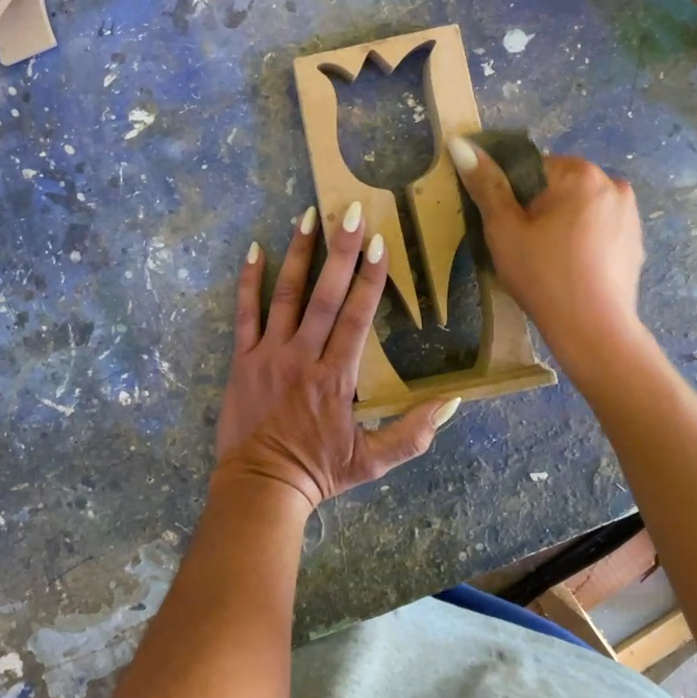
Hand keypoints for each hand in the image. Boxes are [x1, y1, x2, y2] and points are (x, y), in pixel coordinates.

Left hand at [214, 203, 458, 508]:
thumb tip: (454, 401)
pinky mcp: (243, 359)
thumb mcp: (374, 461)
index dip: (369, 279)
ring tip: (309, 216)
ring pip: (286, 296)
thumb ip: (414, 432)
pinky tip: (256, 250)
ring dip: (299, 254)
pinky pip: (244, 314)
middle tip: (350, 210)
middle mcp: (303, 357)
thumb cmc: (318, 472)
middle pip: (325, 296)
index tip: (379, 243)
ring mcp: (270, 355)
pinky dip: (249, 281)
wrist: (260, 487)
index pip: (357, 318)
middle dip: (340, 252)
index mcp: (337, 378)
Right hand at [448, 138, 645, 354]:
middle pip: (558, 186)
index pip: (531, 168)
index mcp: (579, 173)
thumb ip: (486, 185)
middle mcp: (612, 184)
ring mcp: (630, 214)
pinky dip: (582, 242)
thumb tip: (461, 145)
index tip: (508, 227)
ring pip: (579, 208)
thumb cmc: (542, 274)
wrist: (593, 329)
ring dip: (561, 224)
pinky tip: (570, 269)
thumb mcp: (503, 229)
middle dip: (539, 209)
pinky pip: (599, 230)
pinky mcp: (636, 242)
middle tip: (523, 247)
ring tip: (547, 261)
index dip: (512, 197)